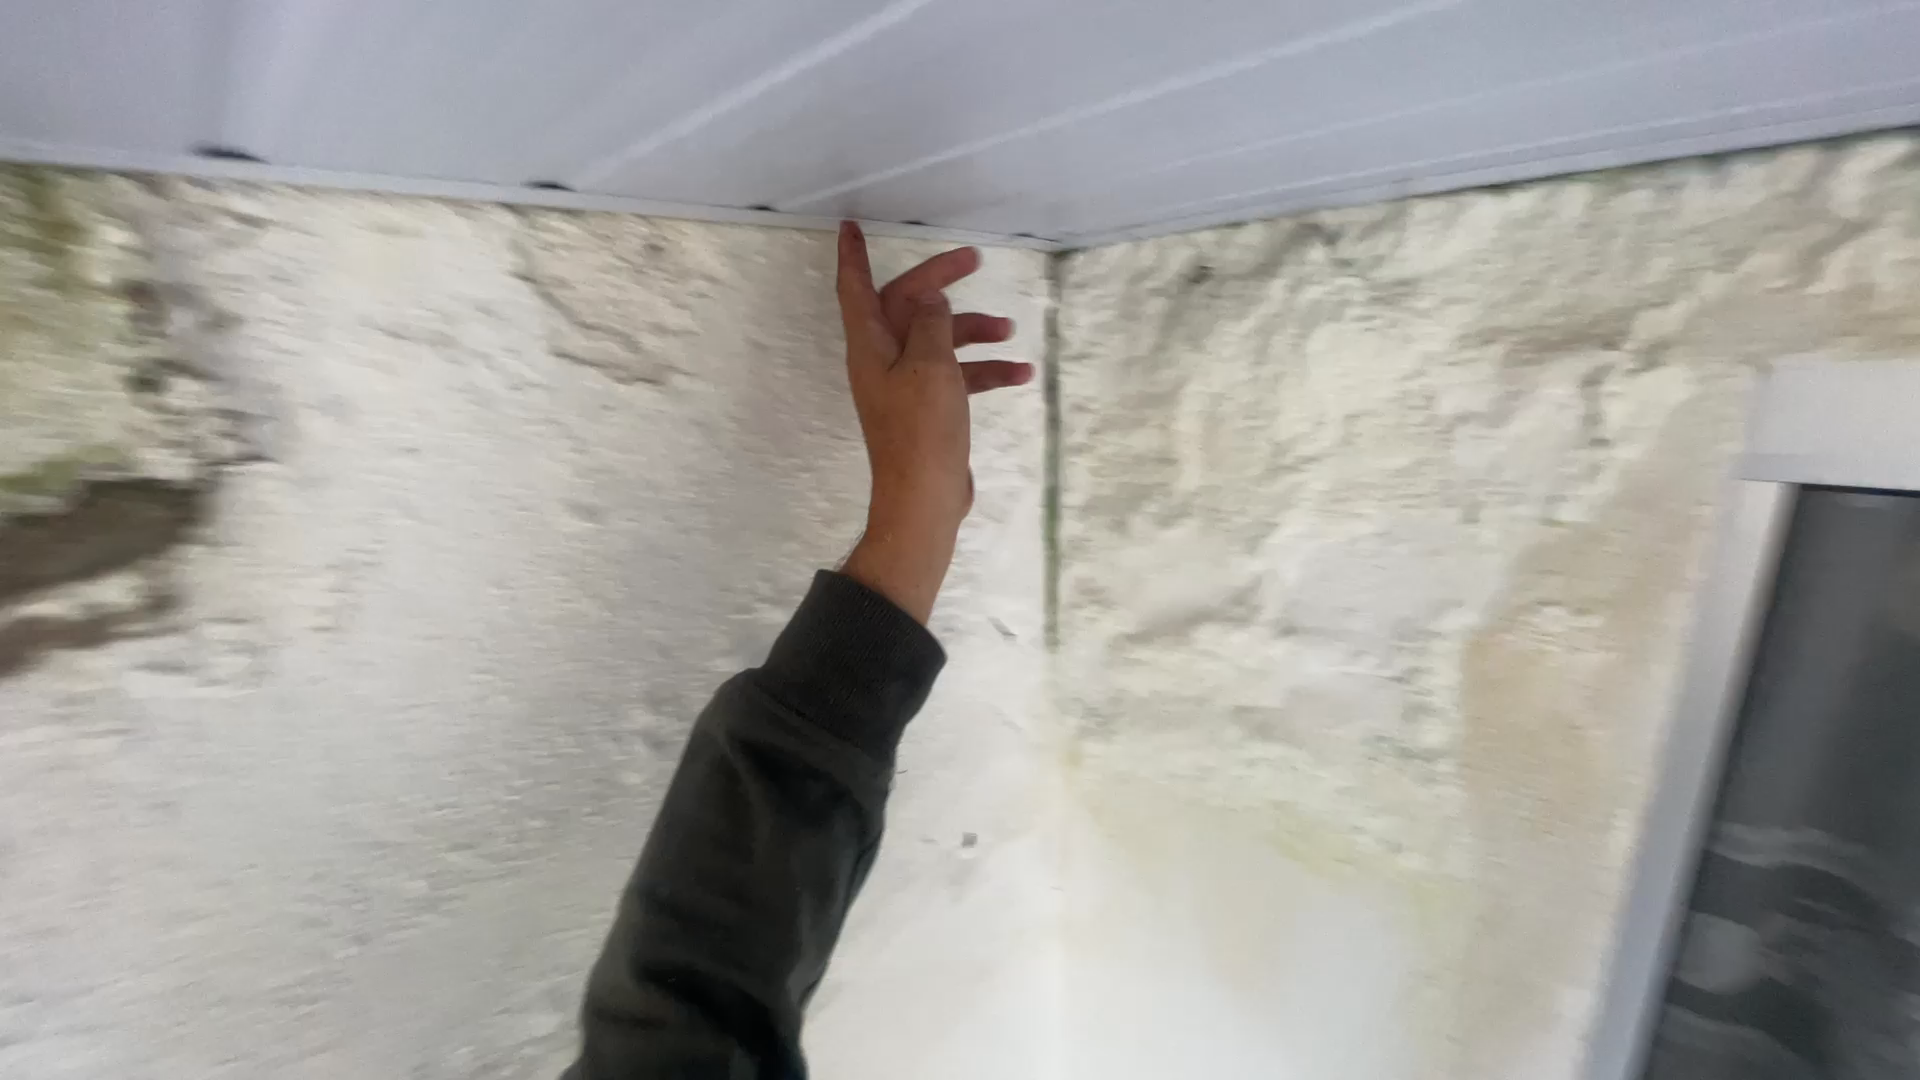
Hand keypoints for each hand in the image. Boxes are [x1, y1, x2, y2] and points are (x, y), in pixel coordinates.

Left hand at [834, 221, 1032, 623]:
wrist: (926, 498)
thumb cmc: (922, 430)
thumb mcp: (930, 365)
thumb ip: (931, 323)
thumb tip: (930, 299)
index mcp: (870, 345)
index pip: (856, 288)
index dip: (853, 256)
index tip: (850, 226)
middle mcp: (882, 360)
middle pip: (909, 308)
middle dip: (941, 283)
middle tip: (975, 260)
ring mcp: (905, 386)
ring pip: (938, 342)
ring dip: (973, 332)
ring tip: (1011, 331)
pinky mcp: (929, 410)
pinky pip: (955, 378)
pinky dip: (984, 372)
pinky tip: (1020, 374)